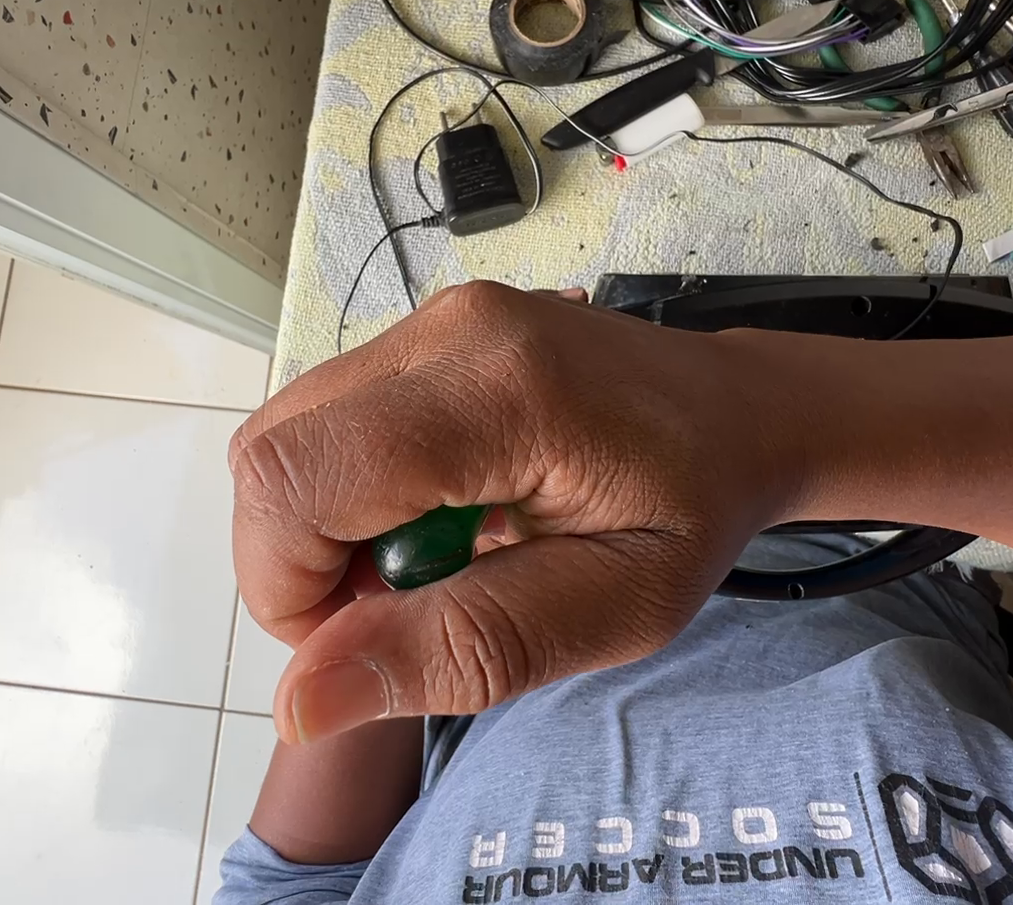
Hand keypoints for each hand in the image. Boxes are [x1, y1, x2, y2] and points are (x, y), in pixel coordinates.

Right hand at [229, 281, 796, 742]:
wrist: (737, 408)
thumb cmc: (696, 509)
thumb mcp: (616, 607)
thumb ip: (469, 647)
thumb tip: (303, 698)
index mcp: (504, 392)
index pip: (295, 477)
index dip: (288, 583)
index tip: (368, 634)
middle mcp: (452, 328)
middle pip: (274, 448)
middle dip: (302, 555)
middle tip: (410, 596)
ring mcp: (441, 314)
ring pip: (295, 429)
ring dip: (328, 518)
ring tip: (435, 550)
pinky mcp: (437, 324)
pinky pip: (338, 411)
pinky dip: (353, 478)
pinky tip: (439, 501)